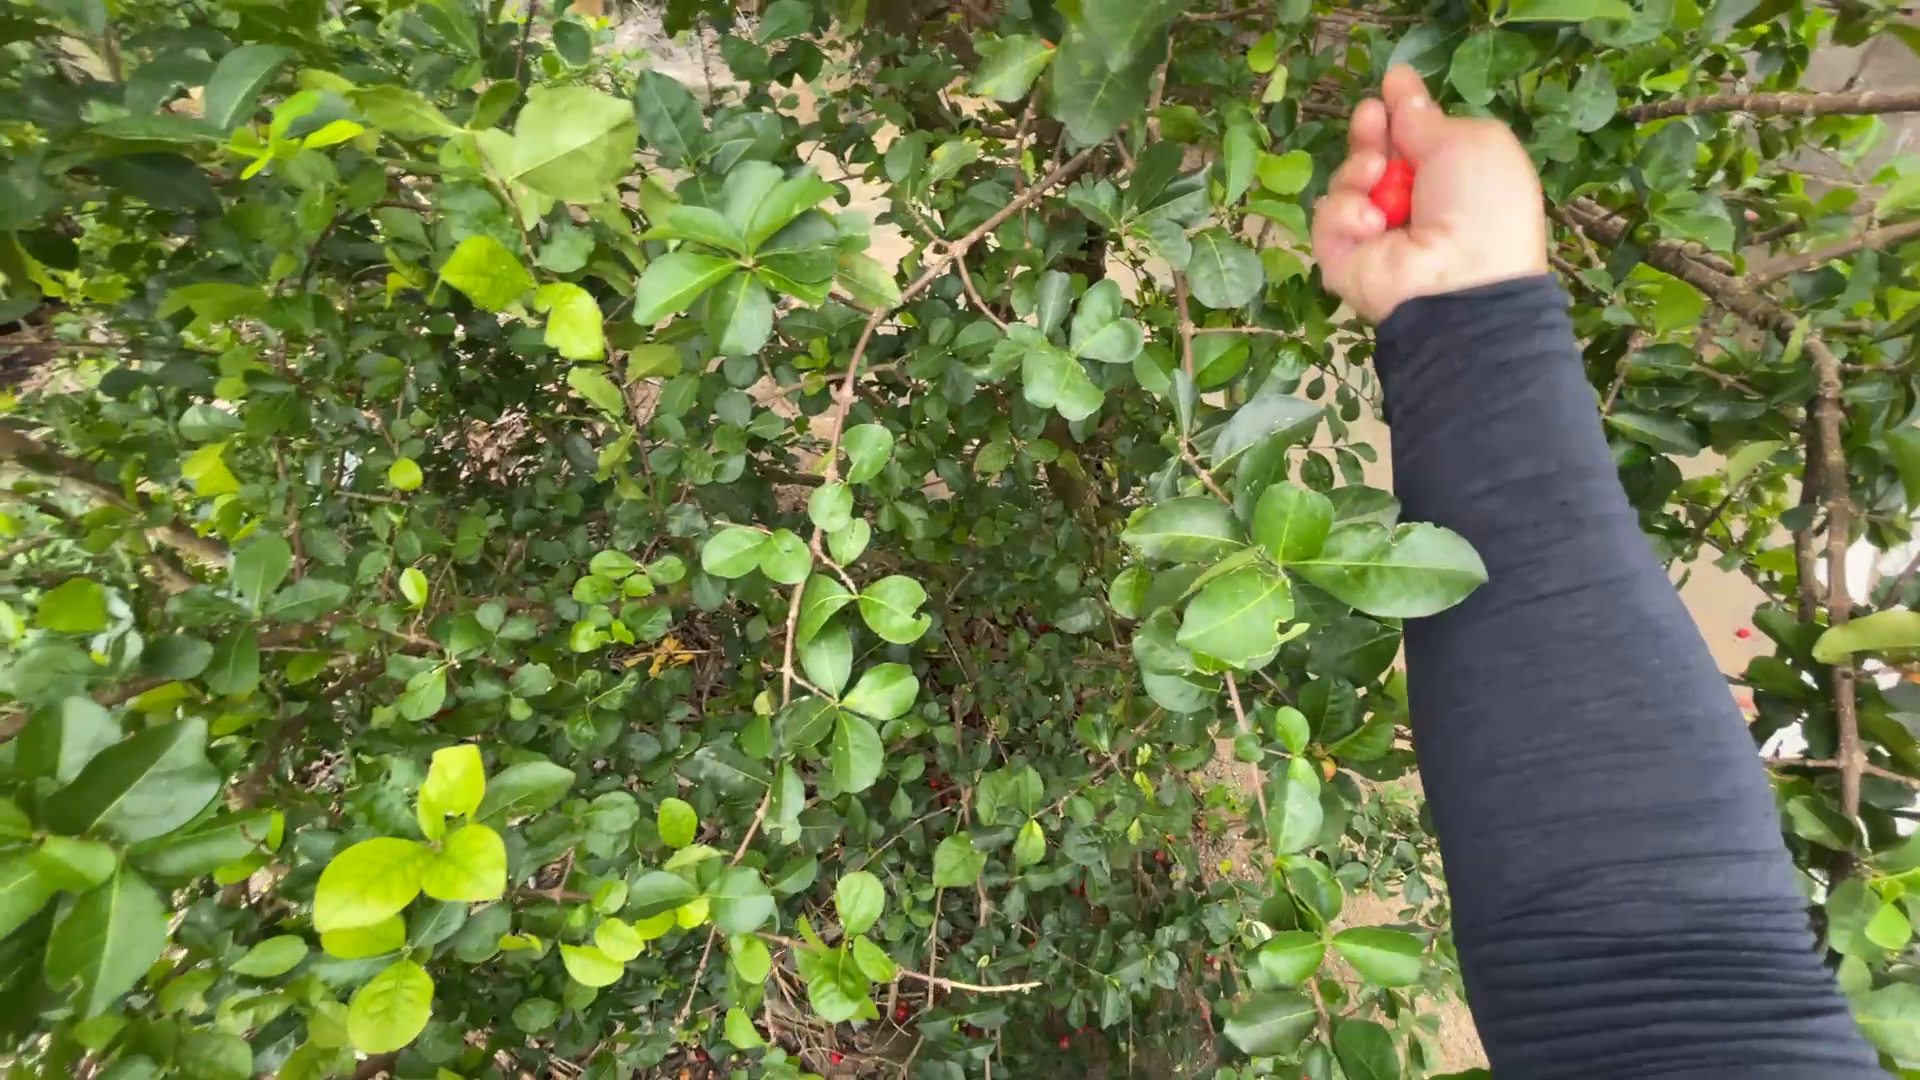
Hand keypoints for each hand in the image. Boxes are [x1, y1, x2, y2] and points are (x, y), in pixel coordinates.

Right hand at [1311, 66, 1549, 322]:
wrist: (1454, 278)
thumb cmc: (1478, 205)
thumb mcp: (1468, 144)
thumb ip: (1426, 120)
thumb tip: (1399, 87)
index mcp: (1442, 175)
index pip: (1408, 138)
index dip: (1397, 112)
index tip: (1389, 85)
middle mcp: (1403, 202)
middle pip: (1370, 156)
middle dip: (1369, 134)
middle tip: (1369, 117)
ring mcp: (1367, 231)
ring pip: (1345, 183)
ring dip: (1358, 173)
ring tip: (1376, 180)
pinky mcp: (1337, 256)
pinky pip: (1328, 218)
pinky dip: (1346, 215)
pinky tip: (1371, 224)